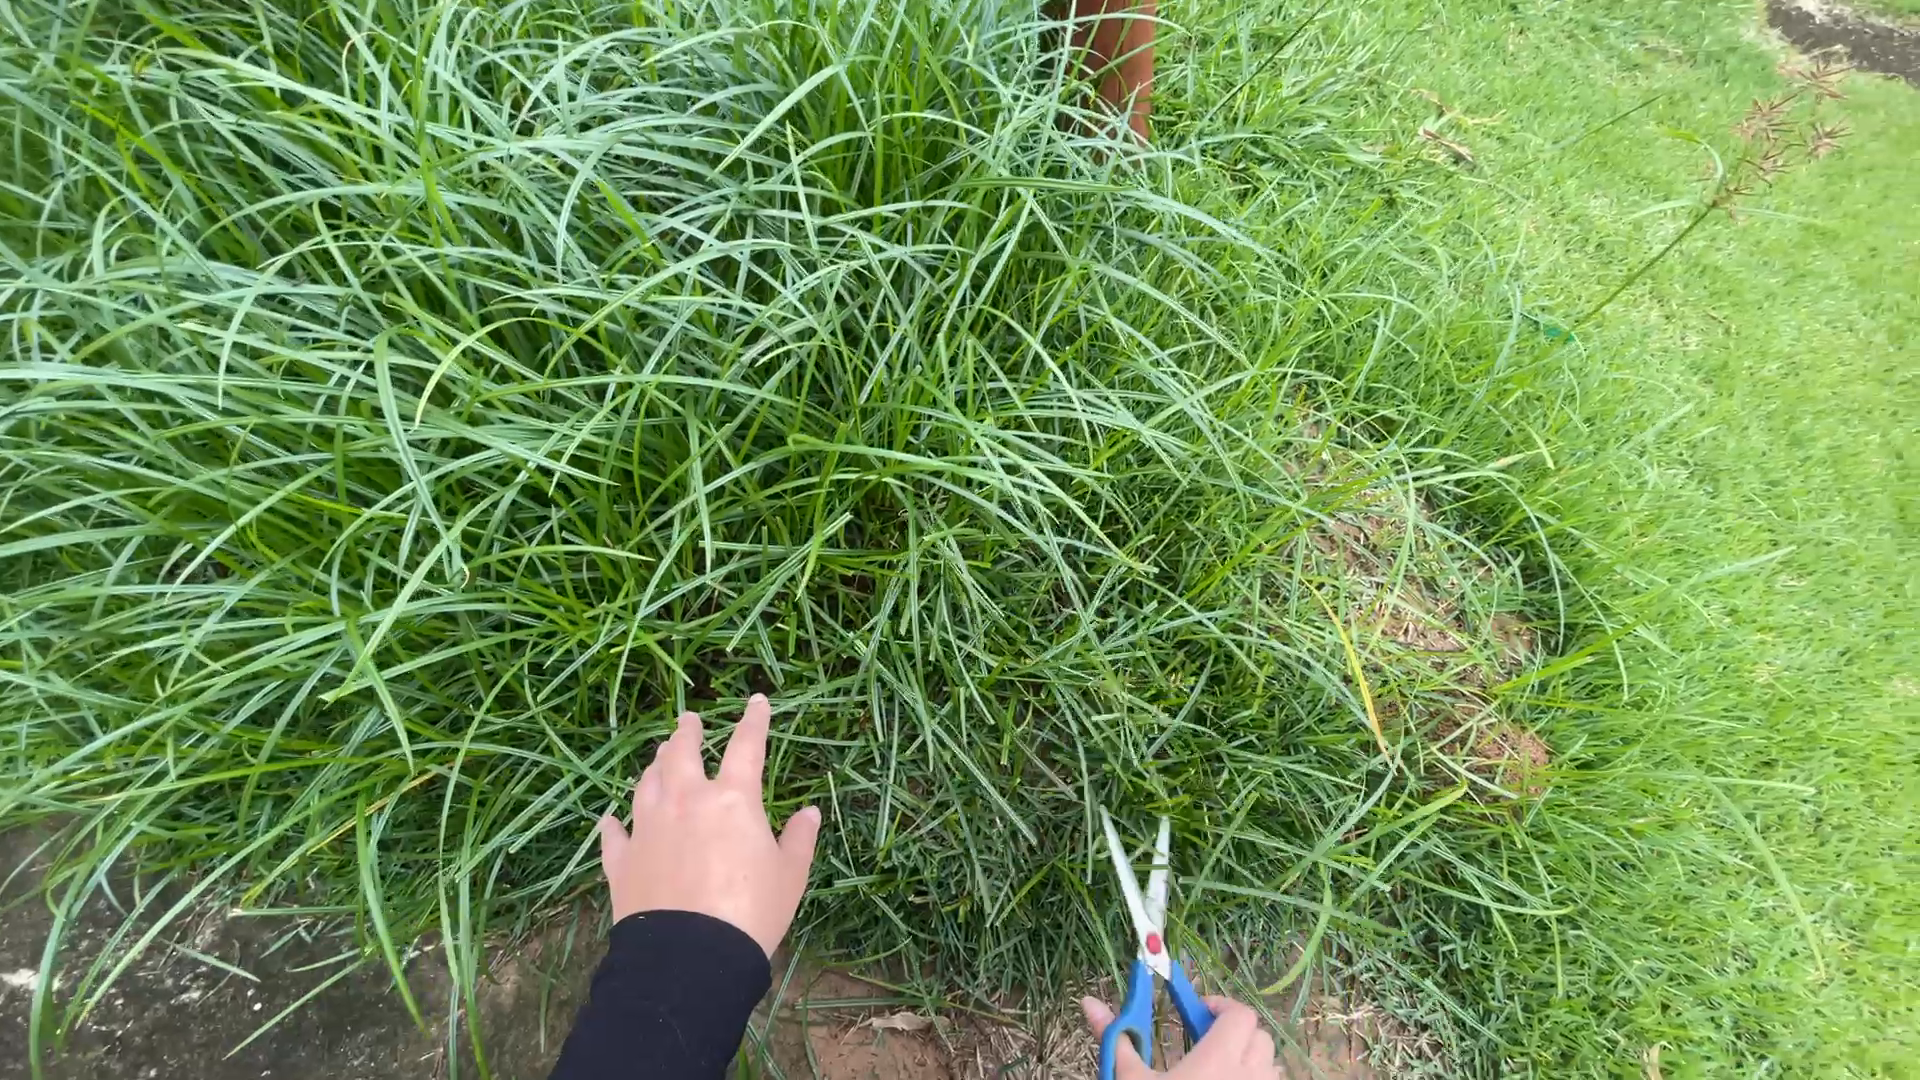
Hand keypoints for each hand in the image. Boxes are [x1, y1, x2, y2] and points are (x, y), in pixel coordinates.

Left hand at [596, 694, 820, 955]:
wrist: (689, 960)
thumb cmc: (751, 912)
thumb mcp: (790, 875)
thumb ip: (800, 838)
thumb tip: (810, 812)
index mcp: (732, 799)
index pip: (746, 745)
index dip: (754, 720)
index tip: (757, 701)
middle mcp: (686, 802)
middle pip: (681, 753)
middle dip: (686, 732)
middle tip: (688, 719)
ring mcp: (649, 829)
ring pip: (647, 784)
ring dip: (654, 766)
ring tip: (657, 757)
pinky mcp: (623, 862)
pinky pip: (614, 835)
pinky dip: (613, 824)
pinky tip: (609, 819)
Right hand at [1080, 994, 1279, 1079]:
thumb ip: (1115, 1038)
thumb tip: (1088, 1001)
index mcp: (1219, 1060)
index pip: (1240, 1015)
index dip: (1221, 1006)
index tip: (1197, 1011)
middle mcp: (1249, 1078)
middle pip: (1260, 1038)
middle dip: (1236, 1030)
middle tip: (1206, 1038)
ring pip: (1271, 1069)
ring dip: (1251, 1060)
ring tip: (1219, 1069)